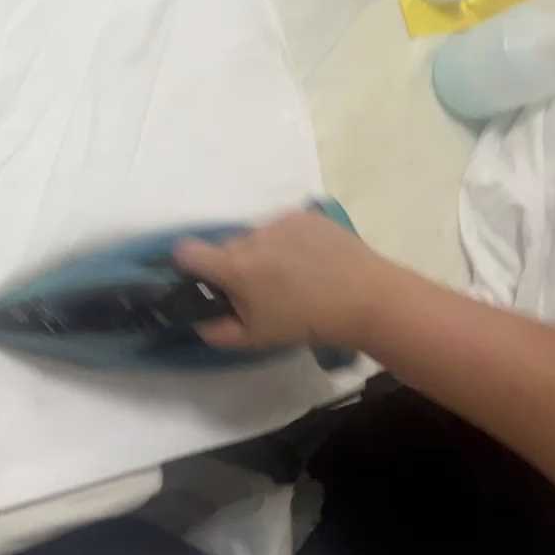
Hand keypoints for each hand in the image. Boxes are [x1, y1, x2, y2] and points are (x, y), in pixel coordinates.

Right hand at [172, 210, 384, 348]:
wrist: (368, 298)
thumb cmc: (306, 322)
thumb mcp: (257, 339)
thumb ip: (219, 332)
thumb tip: (202, 323)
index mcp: (233, 266)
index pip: (186, 251)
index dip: (187, 264)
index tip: (203, 279)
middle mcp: (250, 237)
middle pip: (226, 247)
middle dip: (234, 265)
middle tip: (260, 290)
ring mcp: (279, 222)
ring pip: (256, 237)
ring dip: (263, 253)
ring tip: (293, 275)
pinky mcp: (305, 215)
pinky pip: (283, 227)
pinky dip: (289, 241)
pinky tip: (311, 260)